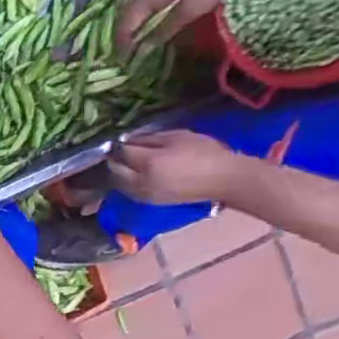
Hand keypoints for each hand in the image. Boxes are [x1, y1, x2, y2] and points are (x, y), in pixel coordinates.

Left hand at [107, 130, 252, 204]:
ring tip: (124, 163)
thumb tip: (130, 140)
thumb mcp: (178, 137)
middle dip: (115, 159)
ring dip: (118, 173)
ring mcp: (144, 193)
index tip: (122, 140)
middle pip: (116, 169)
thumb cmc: (204, 153)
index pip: (124, 152)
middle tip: (119, 152)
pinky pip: (129, 192)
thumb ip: (151, 139)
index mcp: (148, 162)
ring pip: (119, 183)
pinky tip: (132, 176)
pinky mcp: (151, 201)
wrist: (223, 179)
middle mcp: (141, 180)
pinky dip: (125, 183)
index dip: (121, 145)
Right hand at [116, 0, 266, 53]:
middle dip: (126, 32)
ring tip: (141, 34)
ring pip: (137, 2)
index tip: (124, 59)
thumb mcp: (194, 8)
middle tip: (130, 49)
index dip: (122, 43)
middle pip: (128, 12)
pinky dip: (146, 7)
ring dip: (136, 19)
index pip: (125, 24)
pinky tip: (155, 13)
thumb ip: (167, 28)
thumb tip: (146, 46)